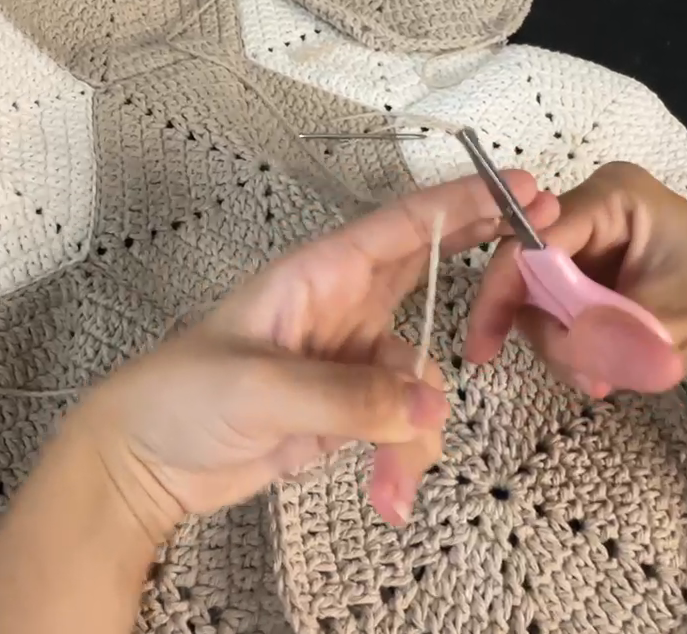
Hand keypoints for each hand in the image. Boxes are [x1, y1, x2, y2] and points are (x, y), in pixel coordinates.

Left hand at [70, 172, 559, 540]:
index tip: (520, 188)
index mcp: (316, 273)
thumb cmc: (185, 394)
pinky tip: (386, 496)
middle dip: (479, 261)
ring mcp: (348, 356)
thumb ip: (346, 393)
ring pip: (418, 375)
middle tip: (539, 250)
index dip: (460, 204)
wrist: (147, 459)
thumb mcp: (259, 384)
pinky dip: (403, 457)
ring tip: (394, 485)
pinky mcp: (349, 406)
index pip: (399, 226)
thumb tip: (428, 406)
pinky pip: (401, 421)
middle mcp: (341, 304)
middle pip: (425, 272)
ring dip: (418, 428)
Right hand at [465, 161, 686, 397]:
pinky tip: (603, 371)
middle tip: (577, 373)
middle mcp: (597, 211)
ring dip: (562, 341)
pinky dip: (575, 344)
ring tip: (602, 378)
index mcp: (612, 196)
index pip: (531, 238)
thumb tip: (548, 337)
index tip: (483, 348)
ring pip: (543, 294)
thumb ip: (605, 332)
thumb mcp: (677, 326)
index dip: (503, 290)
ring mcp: (601, 244)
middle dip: (542, 324)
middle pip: (530, 266)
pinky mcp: (609, 277)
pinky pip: (566, 308)